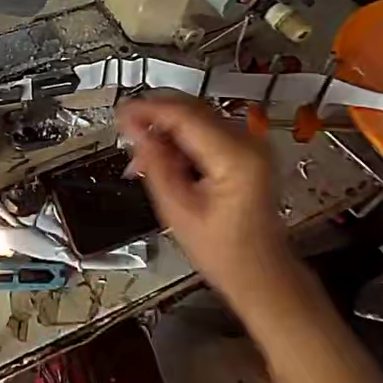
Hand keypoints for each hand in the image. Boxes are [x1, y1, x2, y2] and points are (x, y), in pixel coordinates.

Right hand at [118, 94, 289, 295]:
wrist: (260, 273)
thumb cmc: (226, 252)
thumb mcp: (177, 210)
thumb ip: (154, 164)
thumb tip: (135, 132)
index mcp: (236, 157)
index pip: (183, 115)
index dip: (147, 110)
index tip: (122, 112)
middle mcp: (249, 143)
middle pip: (191, 109)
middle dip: (154, 117)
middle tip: (125, 128)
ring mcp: (251, 145)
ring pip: (197, 116)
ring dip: (165, 128)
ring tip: (142, 154)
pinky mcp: (247, 150)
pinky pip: (206, 129)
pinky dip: (180, 137)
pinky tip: (163, 158)